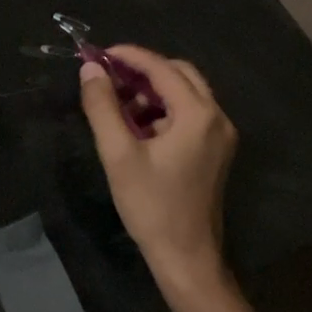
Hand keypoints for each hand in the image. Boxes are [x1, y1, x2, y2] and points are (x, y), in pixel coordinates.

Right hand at [79, 46, 236, 291]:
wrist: (186, 257)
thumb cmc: (151, 206)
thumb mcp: (118, 154)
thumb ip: (103, 107)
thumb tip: (90, 69)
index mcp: (198, 115)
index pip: (162, 68)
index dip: (129, 56)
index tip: (98, 54)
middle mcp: (217, 117)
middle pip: (180, 74)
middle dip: (143, 70)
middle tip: (108, 76)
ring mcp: (220, 135)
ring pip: (186, 94)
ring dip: (152, 91)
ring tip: (117, 105)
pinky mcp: (215, 151)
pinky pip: (190, 114)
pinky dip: (163, 110)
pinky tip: (137, 128)